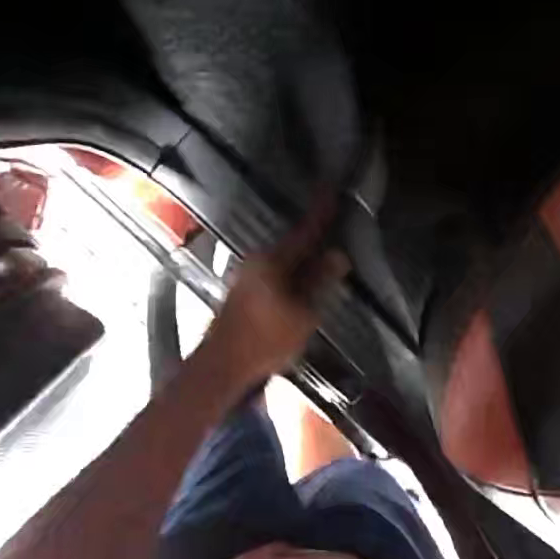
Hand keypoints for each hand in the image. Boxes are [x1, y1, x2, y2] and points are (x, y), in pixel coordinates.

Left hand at [198, 204, 350, 383]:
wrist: (221, 367)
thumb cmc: (265, 340)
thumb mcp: (303, 313)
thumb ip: (320, 281)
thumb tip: (338, 255)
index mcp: (272, 261)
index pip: (304, 231)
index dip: (321, 213)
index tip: (332, 191)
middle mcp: (256, 261)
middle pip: (292, 245)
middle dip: (313, 239)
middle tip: (334, 229)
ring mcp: (245, 276)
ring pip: (282, 261)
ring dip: (302, 261)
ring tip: (323, 261)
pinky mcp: (242, 292)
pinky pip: (274, 274)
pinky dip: (290, 275)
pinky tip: (302, 286)